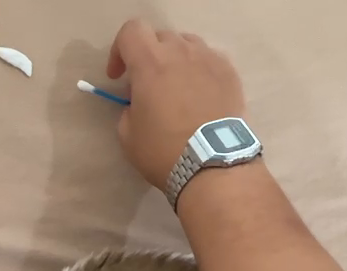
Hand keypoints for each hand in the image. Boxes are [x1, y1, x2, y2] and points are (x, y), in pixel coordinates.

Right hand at [107, 19, 248, 190]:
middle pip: (159, 37)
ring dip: (174, 61)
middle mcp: (180, 51)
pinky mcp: (228, 70)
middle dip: (148, 57)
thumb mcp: (128, 136)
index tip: (118, 76)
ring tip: (175, 90)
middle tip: (147, 87)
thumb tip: (137, 101)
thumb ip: (128, 108)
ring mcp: (208, 57)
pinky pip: (207, 60)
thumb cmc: (162, 150)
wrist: (210, 162)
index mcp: (150, 63)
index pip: (130, 32)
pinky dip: (197, 72)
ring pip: (186, 45)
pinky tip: (197, 97)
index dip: (119, 50)